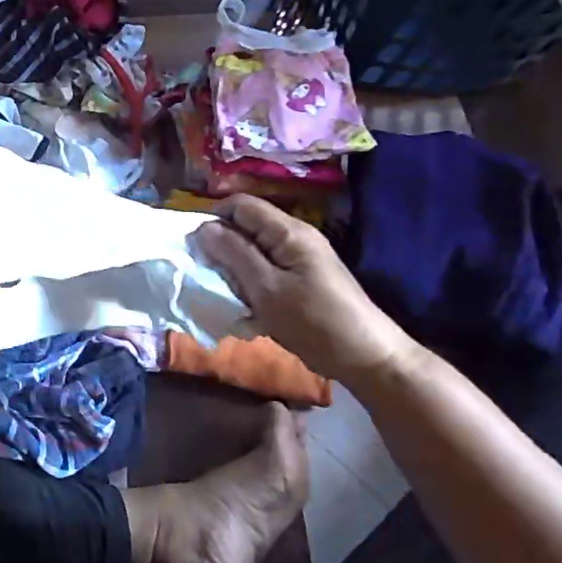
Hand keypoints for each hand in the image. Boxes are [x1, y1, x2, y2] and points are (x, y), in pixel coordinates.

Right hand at [196, 194, 418, 381]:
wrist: (367, 357)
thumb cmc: (315, 321)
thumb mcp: (267, 289)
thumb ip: (235, 254)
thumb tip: (204, 227)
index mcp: (289, 232)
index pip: (241, 205)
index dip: (213, 218)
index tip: (194, 247)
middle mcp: (295, 236)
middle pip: (247, 226)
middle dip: (221, 246)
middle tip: (205, 274)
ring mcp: (301, 258)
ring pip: (254, 250)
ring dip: (234, 268)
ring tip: (223, 292)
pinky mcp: (303, 279)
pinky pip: (266, 269)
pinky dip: (250, 283)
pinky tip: (245, 305)